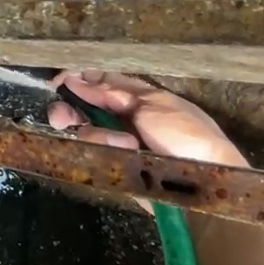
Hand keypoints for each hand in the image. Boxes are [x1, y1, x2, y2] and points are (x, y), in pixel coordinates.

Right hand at [48, 70, 247, 166]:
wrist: (206, 187)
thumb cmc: (187, 138)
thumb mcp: (153, 105)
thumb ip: (111, 91)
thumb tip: (74, 79)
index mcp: (142, 99)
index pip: (101, 80)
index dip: (78, 77)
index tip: (57, 82)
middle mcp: (127, 117)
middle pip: (84, 105)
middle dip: (70, 108)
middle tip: (59, 118)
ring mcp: (120, 142)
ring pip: (85, 128)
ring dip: (97, 133)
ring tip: (122, 144)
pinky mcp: (116, 162)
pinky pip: (94, 149)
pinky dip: (106, 148)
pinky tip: (125, 153)